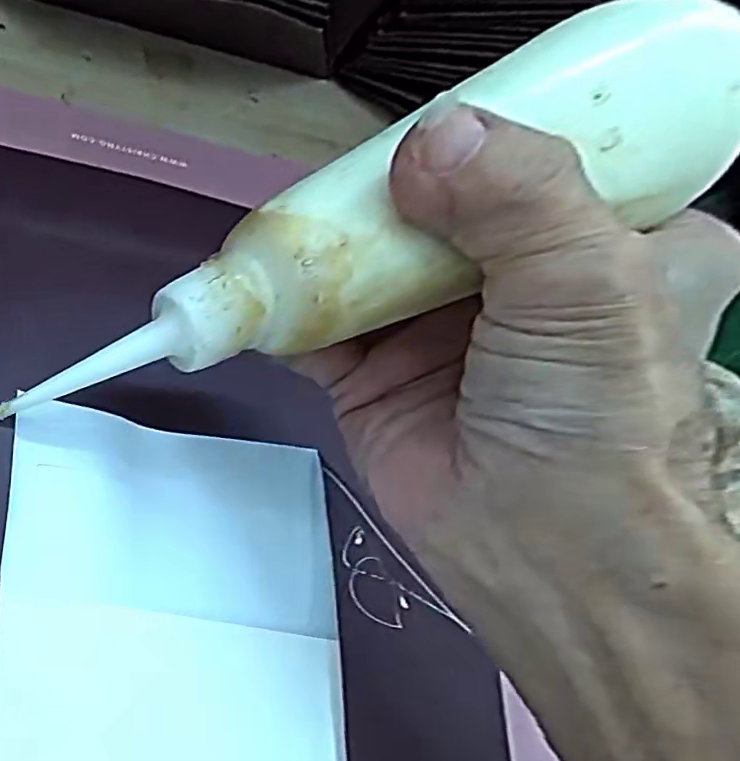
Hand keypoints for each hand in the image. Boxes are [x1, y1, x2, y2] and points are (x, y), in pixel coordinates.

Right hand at [287, 107, 739, 584]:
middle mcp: (507, 286)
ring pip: (361, 276)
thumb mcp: (586, 284)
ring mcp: (425, 333)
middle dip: (378, 202)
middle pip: (428, 221)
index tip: (423, 131)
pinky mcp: (363, 378)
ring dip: (320, 259)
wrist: (520, 528)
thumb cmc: (589, 411)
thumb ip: (519, 203)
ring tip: (278, 235)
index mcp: (603, 245)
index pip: (534, 170)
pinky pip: (311, 337)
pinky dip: (280, 321)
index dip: (479, 144)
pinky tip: (257, 301)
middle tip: (333, 183)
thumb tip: (435, 134)